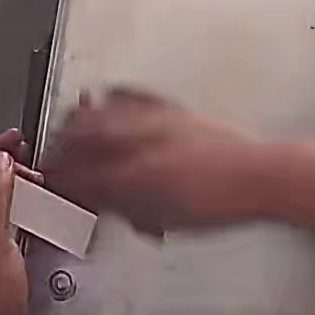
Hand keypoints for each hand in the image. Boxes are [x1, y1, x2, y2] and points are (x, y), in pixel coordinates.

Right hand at [44, 88, 314, 234]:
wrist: (261, 176)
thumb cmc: (221, 203)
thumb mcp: (168, 218)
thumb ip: (129, 208)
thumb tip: (104, 202)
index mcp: (135, 176)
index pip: (81, 174)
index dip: (61, 178)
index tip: (53, 179)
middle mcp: (139, 142)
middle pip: (82, 135)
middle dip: (62, 144)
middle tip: (56, 153)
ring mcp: (155, 120)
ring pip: (100, 111)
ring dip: (80, 119)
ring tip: (72, 125)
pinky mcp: (170, 107)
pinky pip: (130, 96)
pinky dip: (112, 99)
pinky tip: (107, 99)